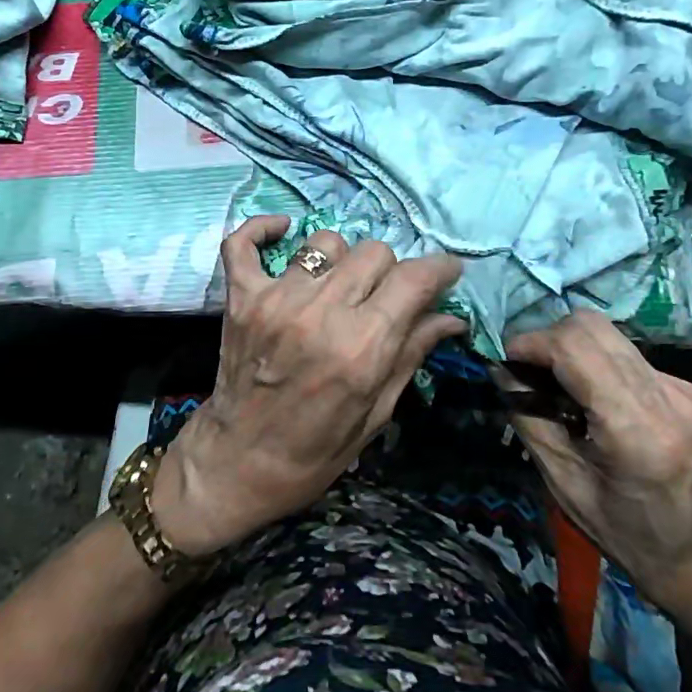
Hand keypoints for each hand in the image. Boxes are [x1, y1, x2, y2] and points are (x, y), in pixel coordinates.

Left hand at [153, 216, 467, 556]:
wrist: (240, 460)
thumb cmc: (317, 449)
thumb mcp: (377, 412)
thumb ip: (411, 353)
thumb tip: (450, 315)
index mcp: (362, 346)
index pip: (413, 278)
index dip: (438, 269)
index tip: (444, 274)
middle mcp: (320, 312)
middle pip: (374, 252)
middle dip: (390, 270)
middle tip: (384, 294)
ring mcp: (275, 300)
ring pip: (324, 241)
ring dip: (340, 259)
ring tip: (337, 284)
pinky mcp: (240, 298)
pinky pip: (242, 243)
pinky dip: (261, 230)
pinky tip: (283, 231)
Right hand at [505, 310, 691, 625]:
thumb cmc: (633, 540)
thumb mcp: (565, 485)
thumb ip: (530, 419)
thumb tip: (502, 369)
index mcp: (639, 429)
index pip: (574, 345)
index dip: (529, 342)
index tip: (505, 363)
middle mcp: (672, 397)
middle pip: (591, 326)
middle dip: (547, 339)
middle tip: (526, 372)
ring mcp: (690, 391)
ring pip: (609, 337)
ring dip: (571, 351)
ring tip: (558, 391)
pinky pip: (628, 357)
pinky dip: (597, 366)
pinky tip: (593, 403)